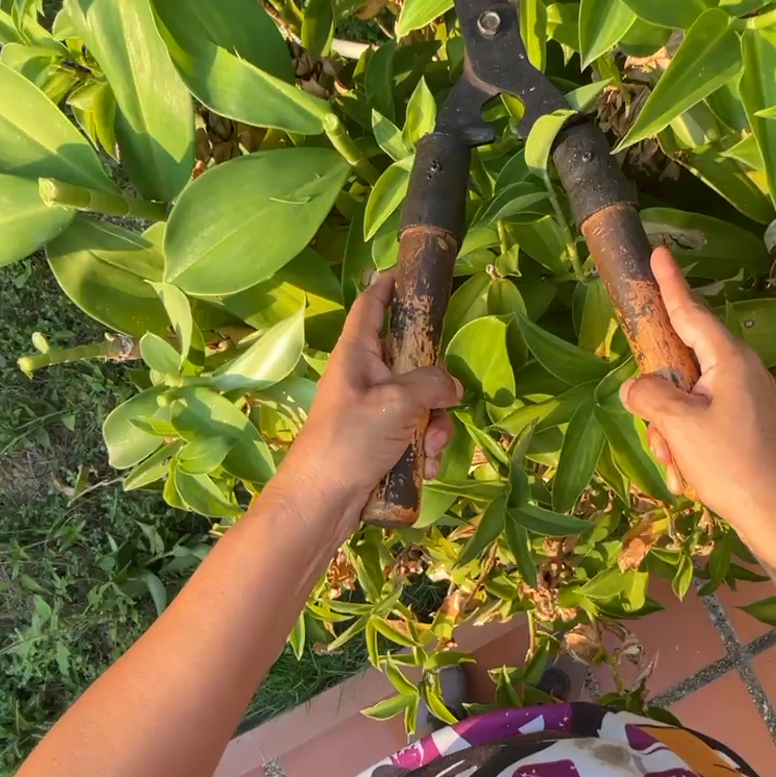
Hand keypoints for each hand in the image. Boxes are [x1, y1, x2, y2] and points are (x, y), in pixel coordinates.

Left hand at [274, 273, 460, 519]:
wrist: (321, 502)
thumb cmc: (349, 440)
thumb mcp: (397, 403)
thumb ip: (432, 385)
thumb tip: (454, 388)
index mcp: (357, 354)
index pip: (371, 306)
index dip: (388, 286)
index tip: (409, 275)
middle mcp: (365, 378)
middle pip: (413, 363)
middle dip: (436, 389)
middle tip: (442, 405)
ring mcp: (372, 412)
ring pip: (422, 405)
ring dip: (434, 428)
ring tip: (427, 451)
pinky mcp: (380, 443)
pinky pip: (415, 435)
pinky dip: (425, 450)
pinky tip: (425, 468)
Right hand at [619, 249, 775, 539]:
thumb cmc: (730, 463)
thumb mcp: (678, 425)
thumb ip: (648, 396)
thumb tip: (635, 387)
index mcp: (729, 360)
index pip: (691, 312)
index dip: (671, 284)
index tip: (659, 253)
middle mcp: (742, 372)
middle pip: (682, 365)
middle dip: (659, 399)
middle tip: (655, 433)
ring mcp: (747, 399)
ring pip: (689, 398)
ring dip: (671, 428)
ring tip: (674, 464)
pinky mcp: (748, 425)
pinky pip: (704, 419)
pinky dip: (687, 441)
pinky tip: (686, 473)